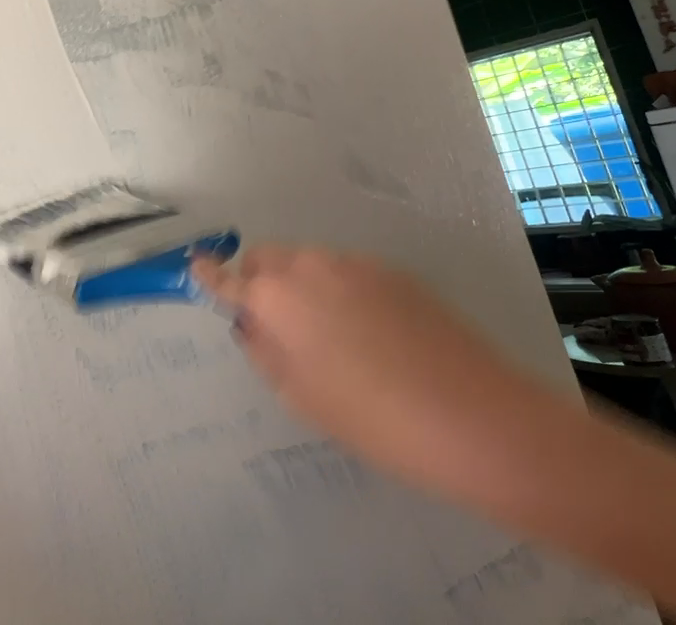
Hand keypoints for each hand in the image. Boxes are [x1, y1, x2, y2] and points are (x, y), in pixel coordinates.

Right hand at [193, 246, 544, 479]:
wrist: (477, 419)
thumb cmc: (372, 418)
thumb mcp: (299, 396)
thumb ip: (264, 351)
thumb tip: (253, 324)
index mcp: (275, 297)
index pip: (226, 275)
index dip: (208, 273)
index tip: (197, 268)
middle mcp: (309, 267)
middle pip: (267, 257)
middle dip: (258, 277)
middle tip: (271, 319)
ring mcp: (357, 265)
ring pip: (309, 261)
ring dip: (300, 282)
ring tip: (324, 329)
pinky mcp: (397, 274)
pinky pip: (348, 271)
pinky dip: (339, 288)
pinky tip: (365, 330)